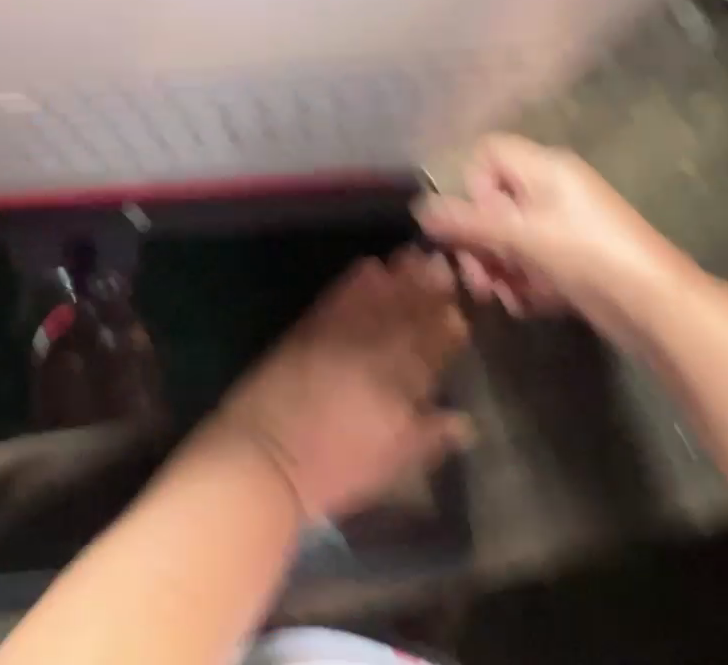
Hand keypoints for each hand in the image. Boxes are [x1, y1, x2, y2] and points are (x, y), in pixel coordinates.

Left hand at [206, 250, 471, 517]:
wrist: (262, 458)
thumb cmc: (329, 472)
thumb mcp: (388, 467)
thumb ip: (427, 438)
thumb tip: (464, 421)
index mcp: (397, 394)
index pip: (430, 354)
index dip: (447, 329)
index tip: (461, 308)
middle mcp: (371, 360)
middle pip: (404, 321)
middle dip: (426, 292)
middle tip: (445, 264)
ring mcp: (335, 342)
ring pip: (374, 305)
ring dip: (395, 280)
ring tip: (414, 256)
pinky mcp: (303, 334)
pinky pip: (334, 303)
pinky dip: (352, 284)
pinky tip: (367, 266)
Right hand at [412, 134, 703, 340]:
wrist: (656, 307)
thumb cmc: (585, 255)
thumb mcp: (517, 235)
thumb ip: (464, 221)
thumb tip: (420, 209)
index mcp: (544, 170)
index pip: (487, 154)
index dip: (472, 184)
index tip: (478, 218)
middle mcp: (552, 191)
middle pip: (490, 203)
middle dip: (477, 242)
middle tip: (477, 274)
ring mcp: (563, 226)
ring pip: (506, 238)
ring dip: (495, 268)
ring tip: (502, 295)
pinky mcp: (573, 259)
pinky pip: (529, 261)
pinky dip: (522, 282)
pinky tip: (527, 303)